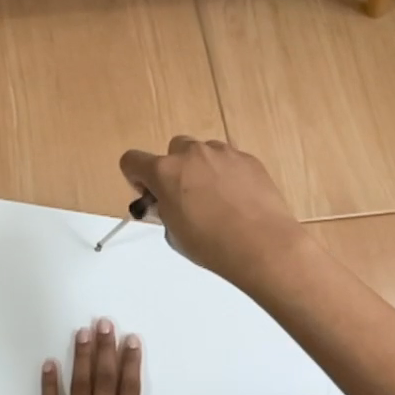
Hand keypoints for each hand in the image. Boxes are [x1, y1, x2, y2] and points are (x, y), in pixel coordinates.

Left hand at [38, 318, 178, 394]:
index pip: (130, 392)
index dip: (131, 364)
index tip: (131, 340)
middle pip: (104, 382)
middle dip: (105, 350)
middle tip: (104, 323)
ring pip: (79, 388)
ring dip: (80, 358)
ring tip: (82, 333)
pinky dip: (49, 386)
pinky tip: (49, 365)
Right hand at [119, 138, 298, 283]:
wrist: (262, 244)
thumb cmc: (211, 244)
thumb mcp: (174, 232)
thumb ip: (164, 210)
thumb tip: (168, 204)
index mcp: (164, 172)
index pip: (132, 160)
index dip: (136, 178)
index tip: (150, 194)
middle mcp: (192, 154)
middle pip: (173, 150)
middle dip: (174, 169)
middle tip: (184, 197)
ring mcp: (223, 153)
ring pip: (203, 152)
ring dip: (202, 169)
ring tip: (215, 200)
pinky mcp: (248, 159)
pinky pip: (229, 160)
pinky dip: (227, 174)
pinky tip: (237, 200)